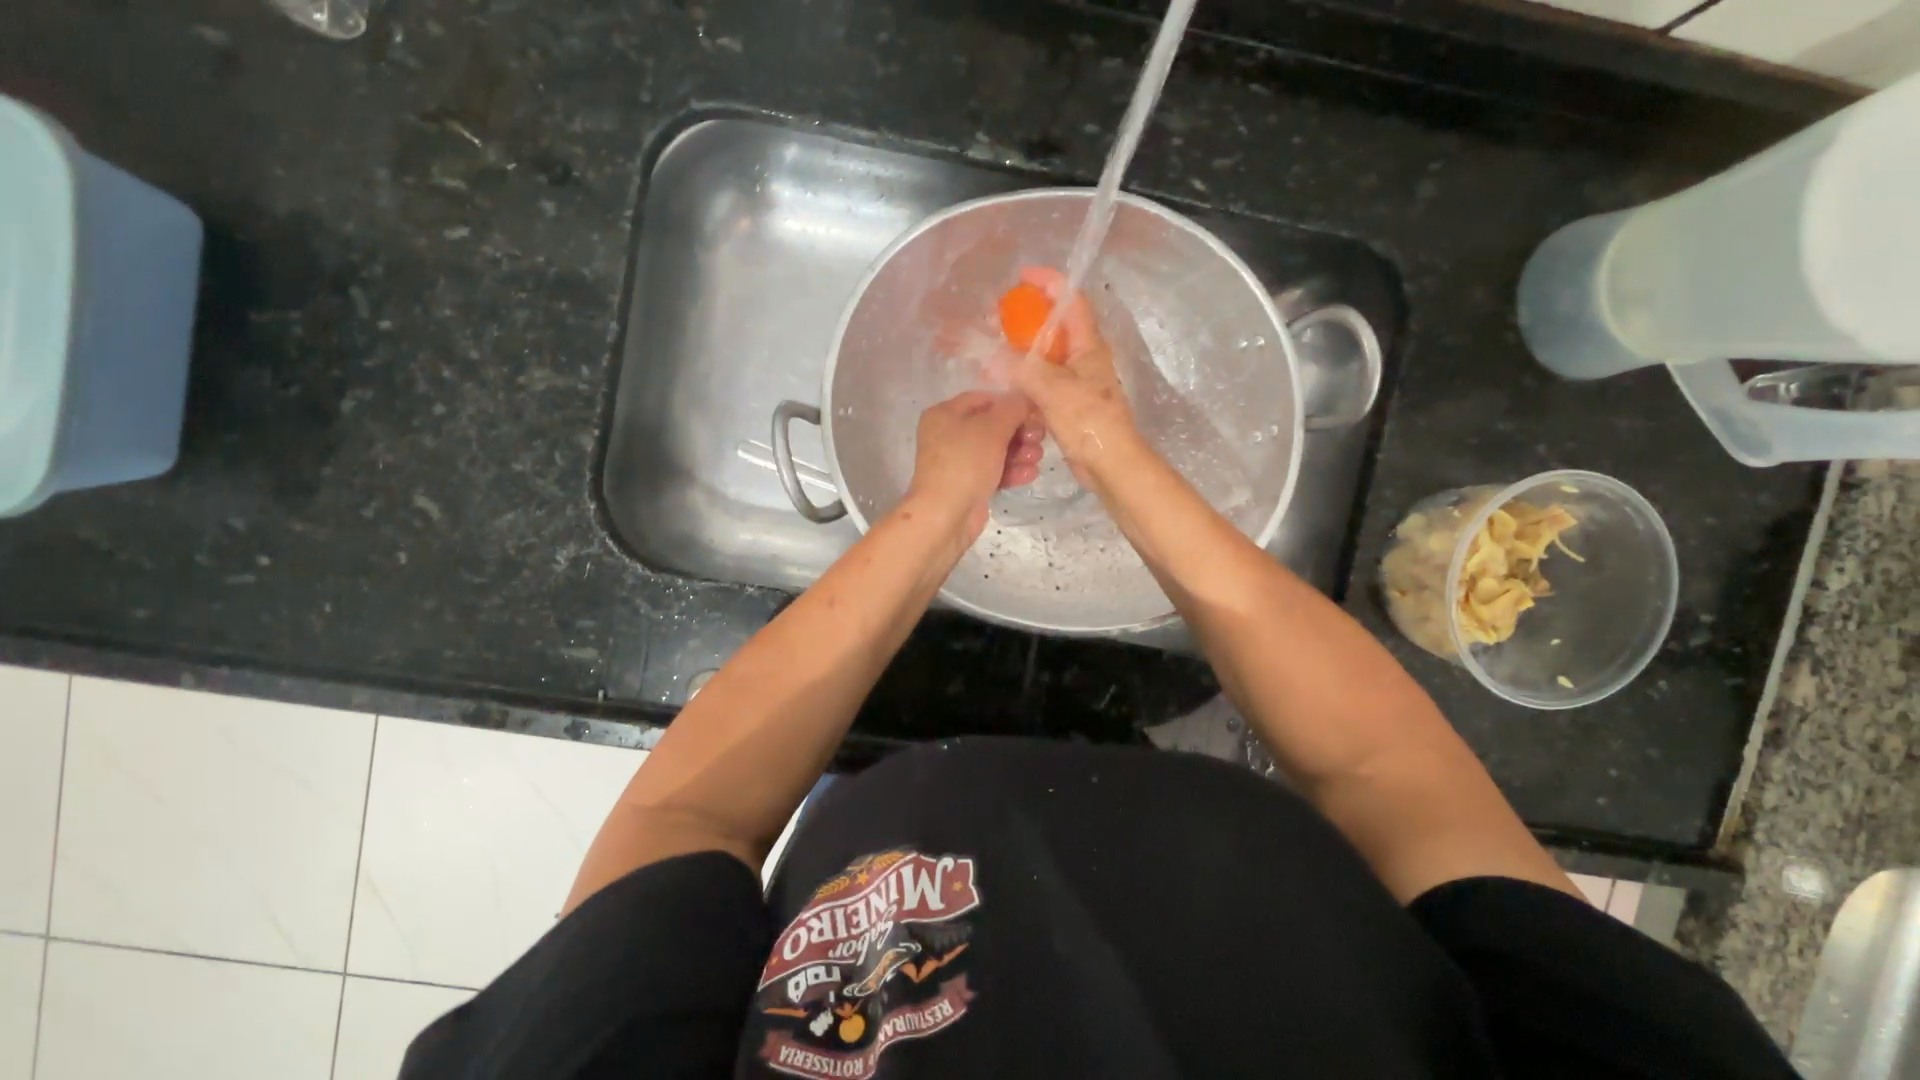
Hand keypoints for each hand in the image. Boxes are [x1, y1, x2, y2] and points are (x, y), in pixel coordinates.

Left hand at [905, 390, 1043, 537]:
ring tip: (1036, 458)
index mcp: (944, 414)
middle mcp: (948, 435)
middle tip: (1039, 437)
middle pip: (992, 425)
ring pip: (996, 450)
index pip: (983, 399)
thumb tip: (1024, 399)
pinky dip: (1011, 470)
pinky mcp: (968, 485)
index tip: (1035, 412)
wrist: (946, 516)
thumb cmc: (965, 463)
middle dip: (1019, 431)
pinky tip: (1030, 474)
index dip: (1010, 403)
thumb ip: (1012, 408)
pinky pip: (994, 471)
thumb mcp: (992, 428)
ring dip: (1019, 452)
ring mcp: (958, 462)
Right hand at [1005, 267, 1139, 478]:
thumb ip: (1022, 368)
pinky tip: (1005, 385)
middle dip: (1028, 317)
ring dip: (1023, 350)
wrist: (1111, 465)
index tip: (1022, 276)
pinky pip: (1043, 383)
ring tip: (994, 350)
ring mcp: (1077, 383)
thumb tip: (992, 356)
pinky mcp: (1070, 406)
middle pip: (1056, 327)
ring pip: (1047, 357)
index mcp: (1088, 346)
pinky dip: (1025, 379)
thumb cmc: (1090, 422)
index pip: (1071, 301)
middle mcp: (1085, 359)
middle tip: (998, 317)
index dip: (1049, 283)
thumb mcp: (1053, 389)